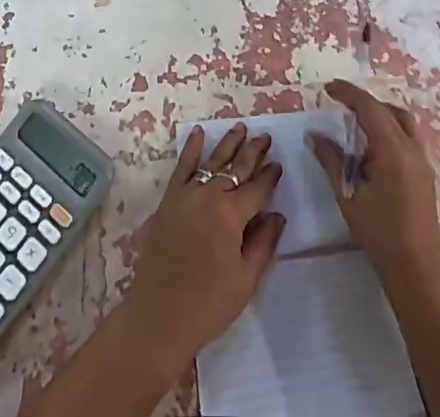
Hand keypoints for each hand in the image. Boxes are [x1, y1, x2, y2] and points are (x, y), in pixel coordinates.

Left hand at [122, 125, 285, 361]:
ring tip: (240, 128)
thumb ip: (262, 242)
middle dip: (252, 153)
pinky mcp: (168, 200)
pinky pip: (181, 168)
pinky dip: (190, 149)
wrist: (160, 311)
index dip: (270, 176)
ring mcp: (185, 195)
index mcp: (231, 215)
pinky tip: (198, 134)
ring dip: (226, 144)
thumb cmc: (209, 302)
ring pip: (210, 162)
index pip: (256, 189)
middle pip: (234, 169)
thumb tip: (276, 214)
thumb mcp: (246, 278)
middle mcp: (208, 196)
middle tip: (265, 137)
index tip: (279, 164)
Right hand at [310, 80, 439, 276]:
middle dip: (365, 101)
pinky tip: (370, 145)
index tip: (327, 89)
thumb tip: (316, 135)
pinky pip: (407, 139)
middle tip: (340, 102)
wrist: (416, 268)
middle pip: (391, 111)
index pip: (371, 109)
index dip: (349, 94)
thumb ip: (331, 160)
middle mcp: (413, 152)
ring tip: (354, 120)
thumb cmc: (378, 231)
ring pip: (403, 124)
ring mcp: (422, 164)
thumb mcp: (347, 194)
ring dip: (379, 114)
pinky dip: (388, 130)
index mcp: (393, 152)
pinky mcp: (423, 175)